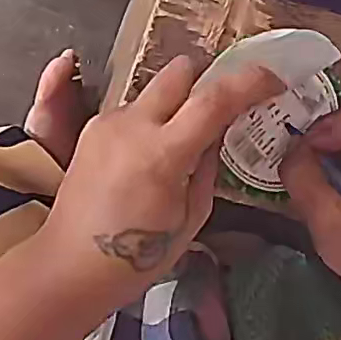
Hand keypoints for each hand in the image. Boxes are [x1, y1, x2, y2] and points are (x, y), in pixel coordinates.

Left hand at [38, 56, 281, 305]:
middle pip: (180, 70)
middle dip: (207, 79)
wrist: (66, 269)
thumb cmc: (137, 257)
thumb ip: (209, 165)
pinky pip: (135, 108)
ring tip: (179, 144)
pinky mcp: (93, 127)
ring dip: (176, 104)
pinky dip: (152, 120)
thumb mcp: (191, 217)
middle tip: (221, 107)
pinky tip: (147, 158)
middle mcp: (132, 125)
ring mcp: (108, 122)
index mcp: (162, 154)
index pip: (214, 99)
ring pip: (157, 90)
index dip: (250, 82)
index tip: (274, 81)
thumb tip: (218, 132)